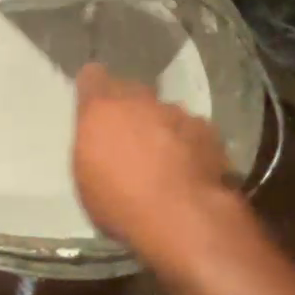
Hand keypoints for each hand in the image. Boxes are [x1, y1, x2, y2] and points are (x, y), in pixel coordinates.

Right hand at [72, 62, 231, 240]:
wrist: (184, 218)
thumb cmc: (121, 204)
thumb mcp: (86, 181)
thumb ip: (92, 148)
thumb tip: (100, 140)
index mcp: (102, 109)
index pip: (92, 77)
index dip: (93, 88)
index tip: (93, 104)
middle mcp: (139, 101)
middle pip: (131, 91)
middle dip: (128, 108)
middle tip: (128, 138)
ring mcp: (177, 112)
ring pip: (163, 111)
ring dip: (160, 127)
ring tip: (163, 159)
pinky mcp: (208, 130)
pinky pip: (191, 129)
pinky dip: (188, 142)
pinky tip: (188, 168)